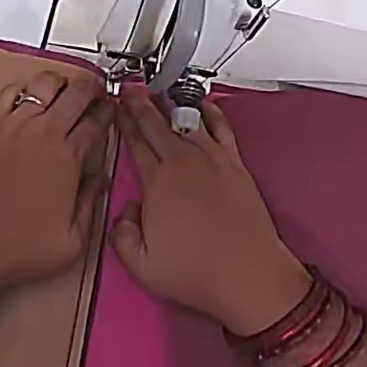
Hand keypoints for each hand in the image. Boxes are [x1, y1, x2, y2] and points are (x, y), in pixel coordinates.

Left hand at [0, 70, 112, 291]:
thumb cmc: (16, 247)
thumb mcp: (73, 240)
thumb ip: (92, 203)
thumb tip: (100, 181)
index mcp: (67, 157)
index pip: (97, 121)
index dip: (109, 114)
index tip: (111, 114)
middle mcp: (42, 134)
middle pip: (76, 92)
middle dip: (92, 89)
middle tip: (97, 93)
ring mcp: (15, 128)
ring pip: (44, 83)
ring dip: (61, 82)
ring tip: (67, 88)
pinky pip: (10, 93)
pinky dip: (24, 87)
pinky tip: (30, 96)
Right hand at [109, 87, 311, 334]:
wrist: (248, 274)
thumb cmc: (197, 271)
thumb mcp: (142, 264)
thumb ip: (121, 234)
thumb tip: (124, 212)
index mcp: (158, 181)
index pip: (135, 141)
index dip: (124, 122)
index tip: (118, 110)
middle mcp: (183, 162)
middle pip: (156, 124)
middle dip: (141, 104)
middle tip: (132, 92)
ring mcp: (211, 159)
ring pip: (185, 121)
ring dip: (170, 105)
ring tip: (160, 94)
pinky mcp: (234, 164)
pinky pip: (221, 129)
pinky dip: (211, 113)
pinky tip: (204, 107)